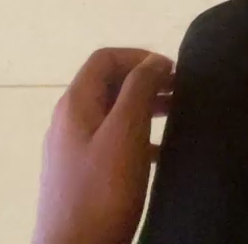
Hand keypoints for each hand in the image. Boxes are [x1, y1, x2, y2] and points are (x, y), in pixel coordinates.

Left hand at [33, 48, 174, 243]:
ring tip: (174, 116)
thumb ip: (139, 88)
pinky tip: (159, 152)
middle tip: (179, 91)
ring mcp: (71, 151)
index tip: (171, 71)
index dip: (139, 56)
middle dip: (145, 81)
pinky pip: (110, 140)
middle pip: (108, 83)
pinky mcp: (78, 176)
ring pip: (111, 112)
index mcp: (74, 104)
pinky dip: (136, 135)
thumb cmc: (101, 191)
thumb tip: (154, 61)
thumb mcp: (126, 131)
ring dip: (143, 107)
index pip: (105, 58)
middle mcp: (68, 121)